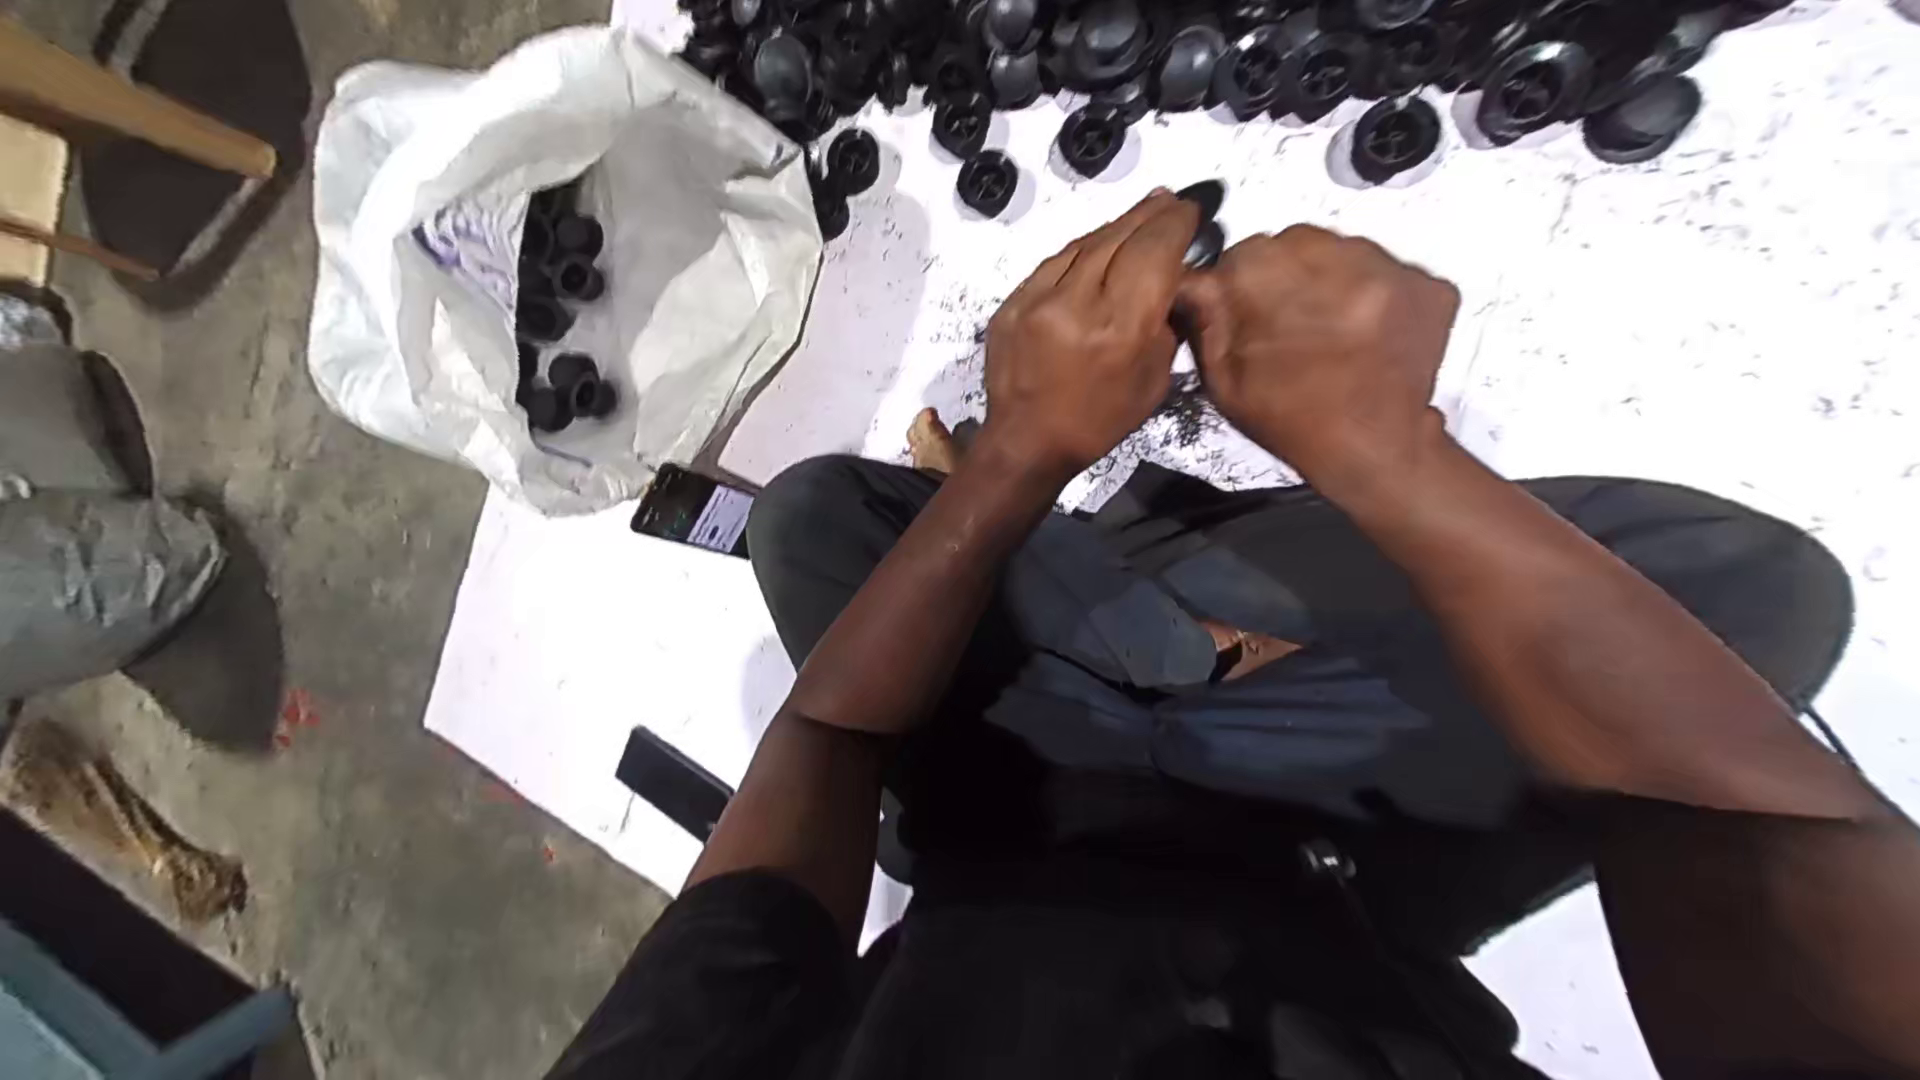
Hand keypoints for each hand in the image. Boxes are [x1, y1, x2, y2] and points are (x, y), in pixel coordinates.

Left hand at [980, 191, 1200, 477]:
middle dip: (1148, 215)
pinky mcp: (1010, 306)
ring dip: (1112, 228)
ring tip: (1135, 219)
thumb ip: (1165, 325)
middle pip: (1119, 237)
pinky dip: (1077, 252)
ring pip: (1082, 244)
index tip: (1187, 211)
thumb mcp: (1152, 382)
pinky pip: (1051, 265)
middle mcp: (1077, 304)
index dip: (1175, 223)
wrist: (1027, 442)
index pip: (1154, 249)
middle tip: (1165, 201)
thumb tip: (1173, 279)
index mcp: (1120, 328)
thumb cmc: (1096, 422)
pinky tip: (1092, 249)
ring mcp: (1036, 302)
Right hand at [1178, 225, 1460, 494]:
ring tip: (1323, 323)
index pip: (1239, 253)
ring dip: (1323, 275)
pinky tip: (1358, 326)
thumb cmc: (1287, 420)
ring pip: (1339, 246)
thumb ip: (1205, 322)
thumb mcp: (1224, 381)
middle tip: (1282, 318)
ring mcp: (1391, 270)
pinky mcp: (1429, 283)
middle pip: (1292, 240)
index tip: (1239, 310)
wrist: (1370, 446)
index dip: (1233, 282)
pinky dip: (1366, 289)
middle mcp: (1338, 265)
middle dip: (1279, 272)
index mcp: (1277, 289)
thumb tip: (1193, 279)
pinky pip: (1384, 266)